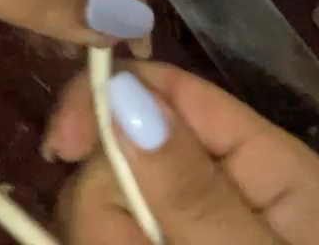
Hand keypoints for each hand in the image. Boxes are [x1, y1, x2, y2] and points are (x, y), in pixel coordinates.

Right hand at [44, 62, 318, 244]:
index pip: (163, 88)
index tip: (60, 146)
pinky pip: (112, 241)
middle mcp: (216, 189)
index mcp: (258, 162)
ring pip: (106, 213)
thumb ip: (193, 193)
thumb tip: (120, 90)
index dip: (101, 99)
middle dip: (110, 212)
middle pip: (119, 154)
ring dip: (110, 242)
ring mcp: (184, 234)